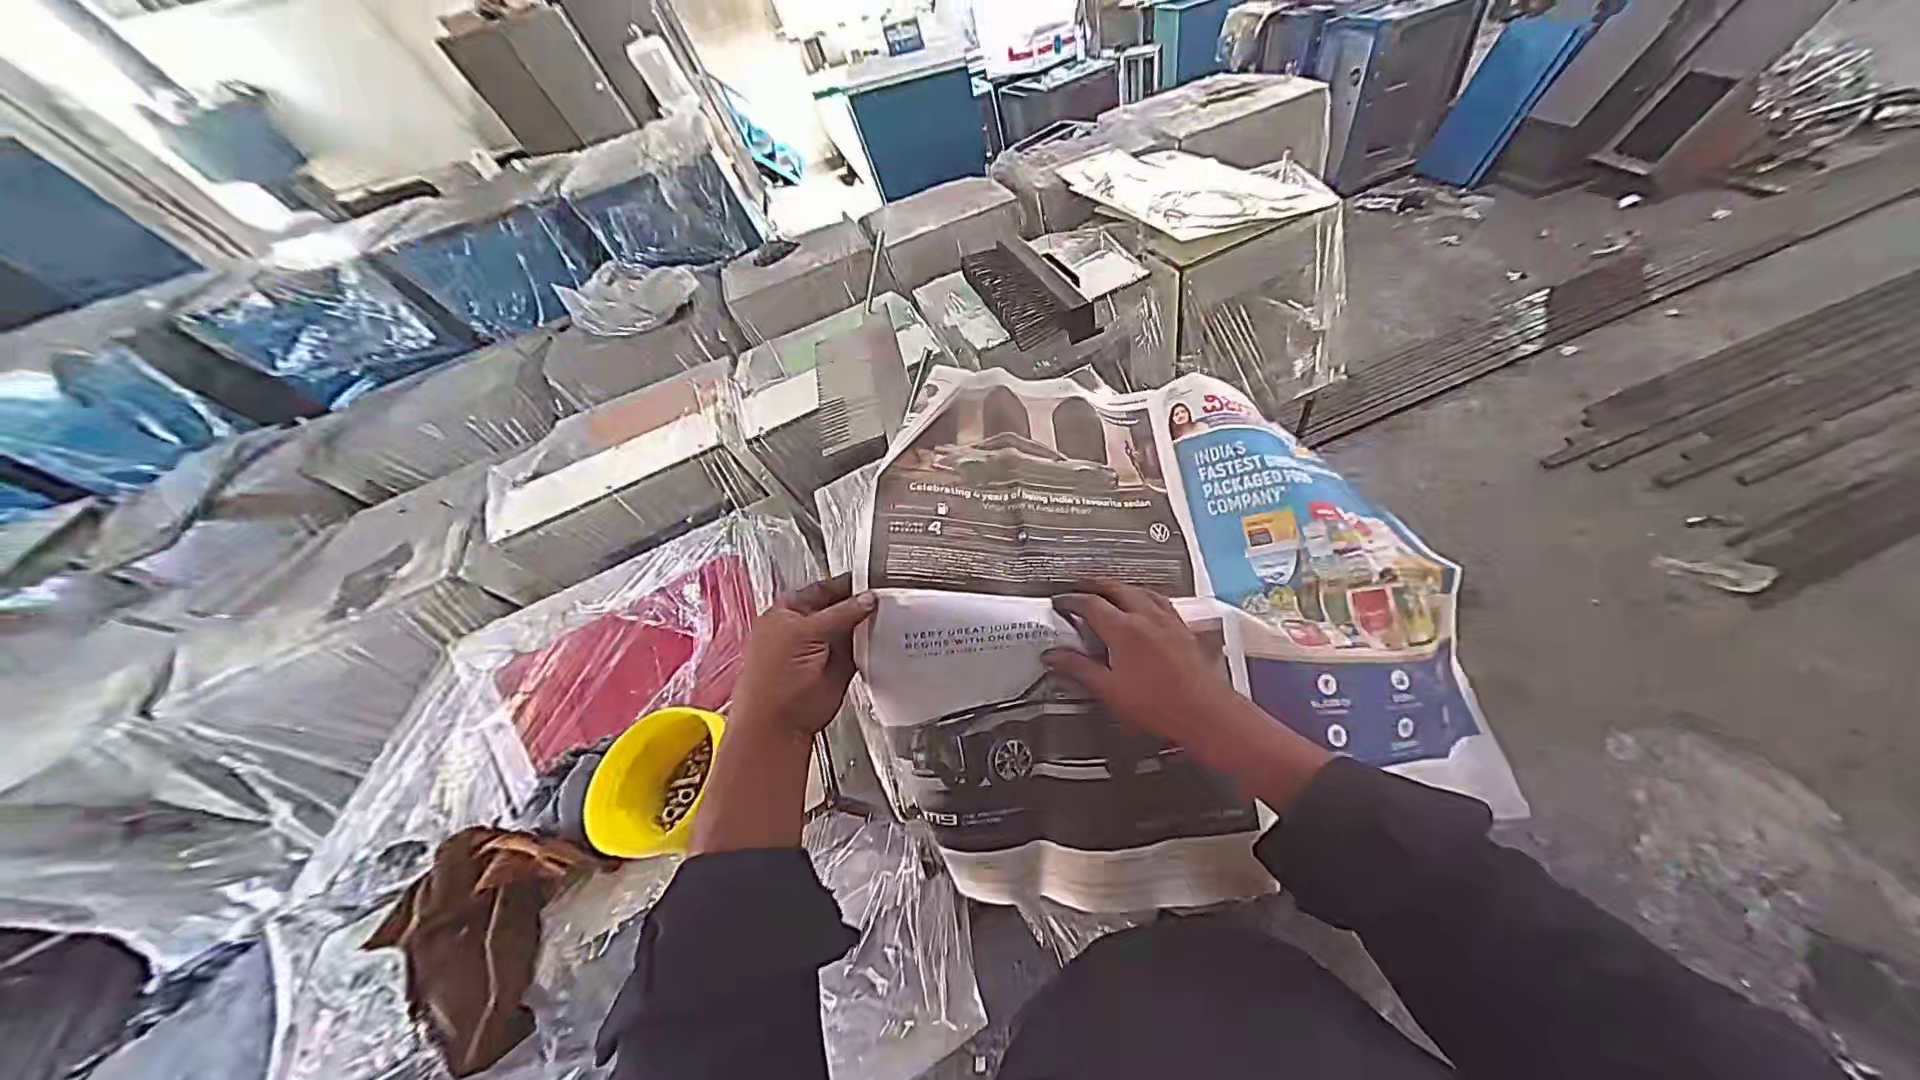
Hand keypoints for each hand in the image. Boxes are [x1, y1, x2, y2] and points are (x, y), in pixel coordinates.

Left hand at [694, 575, 874, 855]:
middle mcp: (807, 628)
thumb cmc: (774, 678)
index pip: (823, 588)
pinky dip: (873, 644)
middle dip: (862, 602)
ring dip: (869, 623)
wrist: (779, 723)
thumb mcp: (806, 632)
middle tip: (887, 594)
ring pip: (853, 628)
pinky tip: (886, 636)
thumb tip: (866, 598)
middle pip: (841, 608)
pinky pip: (862, 649)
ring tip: (892, 612)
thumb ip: (840, 613)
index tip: (870, 578)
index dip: (846, 583)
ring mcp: (824, 648)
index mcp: (790, 612)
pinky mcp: (840, 667)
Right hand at [1043, 581, 1244, 746]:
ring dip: (1119, 587)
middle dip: (1093, 585)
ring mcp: (1168, 622)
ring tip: (1109, 589)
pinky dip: (1145, 596)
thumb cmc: (1162, 706)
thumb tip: (1055, 657)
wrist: (1205, 714)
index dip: (1071, 601)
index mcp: (1124, 630)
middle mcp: (1147, 619)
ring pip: (1139, 591)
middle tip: (1079, 587)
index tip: (1061, 602)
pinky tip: (1147, 603)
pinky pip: (1160, 601)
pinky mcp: (1183, 630)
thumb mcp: (1109, 690)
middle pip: (1115, 588)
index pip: (1090, 604)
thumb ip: (1078, 669)